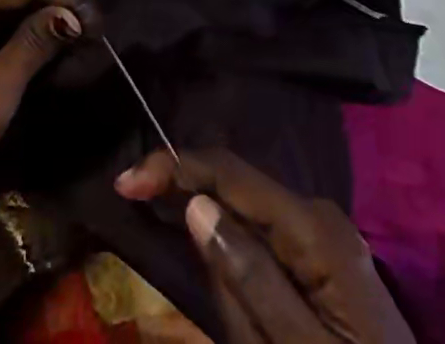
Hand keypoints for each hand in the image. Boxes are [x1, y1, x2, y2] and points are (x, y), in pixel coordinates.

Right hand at [116, 149, 416, 343]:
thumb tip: (196, 204)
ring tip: (165, 223)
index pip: (231, 174)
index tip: (125, 183)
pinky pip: (259, 231)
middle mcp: (317, 215)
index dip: (175, 167)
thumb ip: (249, 278)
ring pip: (243, 207)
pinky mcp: (316, 253)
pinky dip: (225, 235)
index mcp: (315, 230)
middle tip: (134, 198)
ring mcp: (319, 232)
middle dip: (184, 187)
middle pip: (234, 183)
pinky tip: (204, 244)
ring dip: (202, 213)